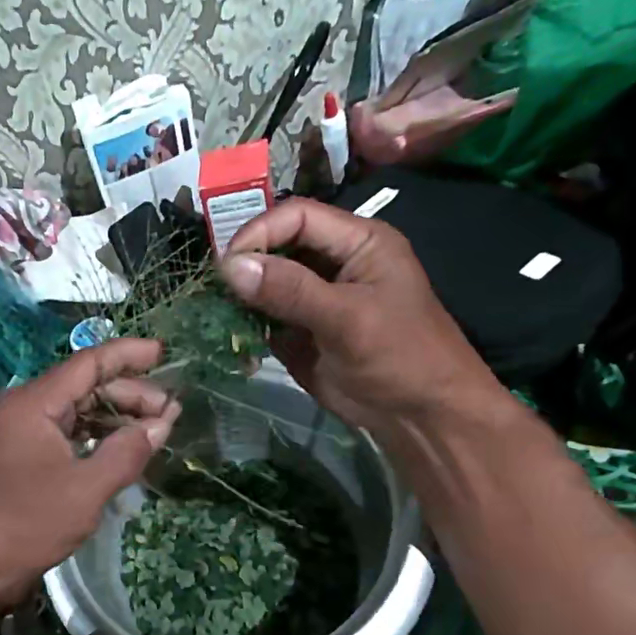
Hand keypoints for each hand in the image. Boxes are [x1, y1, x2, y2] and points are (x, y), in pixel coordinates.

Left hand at [0, 339, 180, 630]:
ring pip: (77, 411)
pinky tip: (123, 448)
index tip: (164, 352)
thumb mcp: (85, 490)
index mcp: (32, 404)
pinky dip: (97, 437)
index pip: (87, 363)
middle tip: (171, 412)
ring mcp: (21, 434)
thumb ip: (127, 451)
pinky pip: (67, 434)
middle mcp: (24, 409)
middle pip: (85, 386)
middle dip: (130, 395)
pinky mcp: (23, 459)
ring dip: (116, 417)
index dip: (128, 355)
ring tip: (156, 430)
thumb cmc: (25, 526)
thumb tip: (162, 424)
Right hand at [218, 198, 500, 433]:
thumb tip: (230, 266)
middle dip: (246, 261)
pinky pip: (265, 317)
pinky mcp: (301, 331)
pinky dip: (246, 324)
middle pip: (278, 245)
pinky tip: (230, 332)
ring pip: (266, 281)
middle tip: (214, 284)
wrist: (421, 418)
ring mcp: (315, 298)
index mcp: (358, 242)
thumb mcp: (348, 319)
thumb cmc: (401, 357)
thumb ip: (291, 290)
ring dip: (242, 294)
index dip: (261, 231)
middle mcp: (334, 262)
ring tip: (216, 308)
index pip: (298, 217)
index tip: (228, 263)